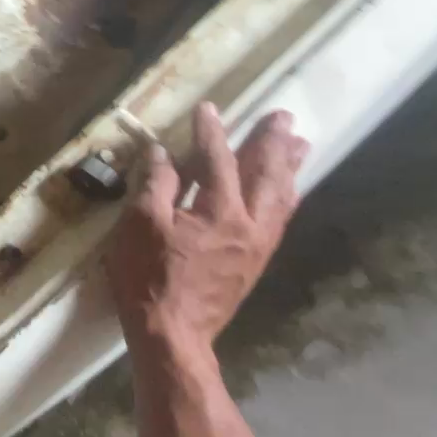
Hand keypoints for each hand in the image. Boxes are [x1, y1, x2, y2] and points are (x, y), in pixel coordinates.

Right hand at [108, 103, 307, 355]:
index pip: (217, 162)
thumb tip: (161, 153)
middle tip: (283, 119)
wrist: (172, 327)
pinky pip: (278, 217)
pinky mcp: (255, 258)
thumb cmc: (147, 273)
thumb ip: (155, 186)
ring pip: (280, 198)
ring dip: (286, 168)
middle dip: (272, 145)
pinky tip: (282, 190)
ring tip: (297, 145)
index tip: (210, 108)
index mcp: (219, 213)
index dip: (212, 133)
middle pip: (266, 177)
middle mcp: (250, 226)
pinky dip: (283, 195)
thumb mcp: (139, 224)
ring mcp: (258, 244)